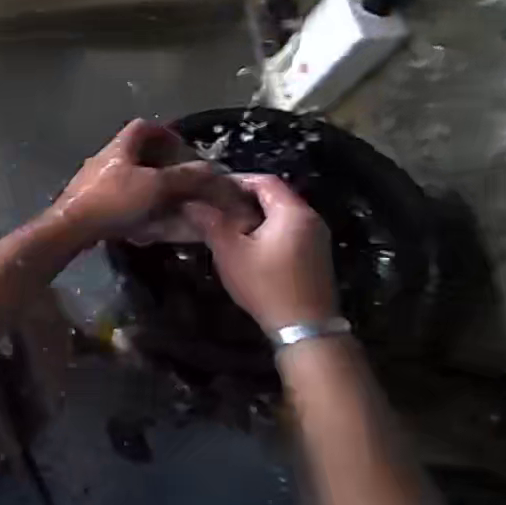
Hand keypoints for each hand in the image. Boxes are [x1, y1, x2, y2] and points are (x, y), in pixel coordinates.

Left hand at [52, 120, 233, 239]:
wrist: (72, 227)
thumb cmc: (113, 200)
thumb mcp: (156, 185)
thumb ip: (185, 176)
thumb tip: (211, 168)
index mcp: (118, 147)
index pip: (142, 126)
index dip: (165, 132)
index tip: (184, 148)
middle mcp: (103, 159)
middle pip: (136, 152)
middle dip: (162, 163)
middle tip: (182, 178)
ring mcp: (93, 180)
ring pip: (128, 176)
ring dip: (150, 184)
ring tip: (170, 199)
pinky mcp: (89, 201)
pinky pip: (119, 195)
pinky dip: (136, 201)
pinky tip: (148, 217)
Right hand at [183, 174, 338, 331]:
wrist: (304, 326)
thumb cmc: (265, 284)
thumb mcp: (230, 251)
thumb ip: (210, 223)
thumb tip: (190, 203)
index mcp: (293, 213)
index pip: (265, 181)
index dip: (236, 179)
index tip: (207, 186)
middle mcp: (310, 219)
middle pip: (274, 195)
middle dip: (241, 196)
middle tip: (209, 203)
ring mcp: (315, 237)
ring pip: (279, 213)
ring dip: (251, 212)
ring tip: (220, 221)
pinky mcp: (313, 253)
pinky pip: (286, 228)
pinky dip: (263, 226)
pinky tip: (242, 240)